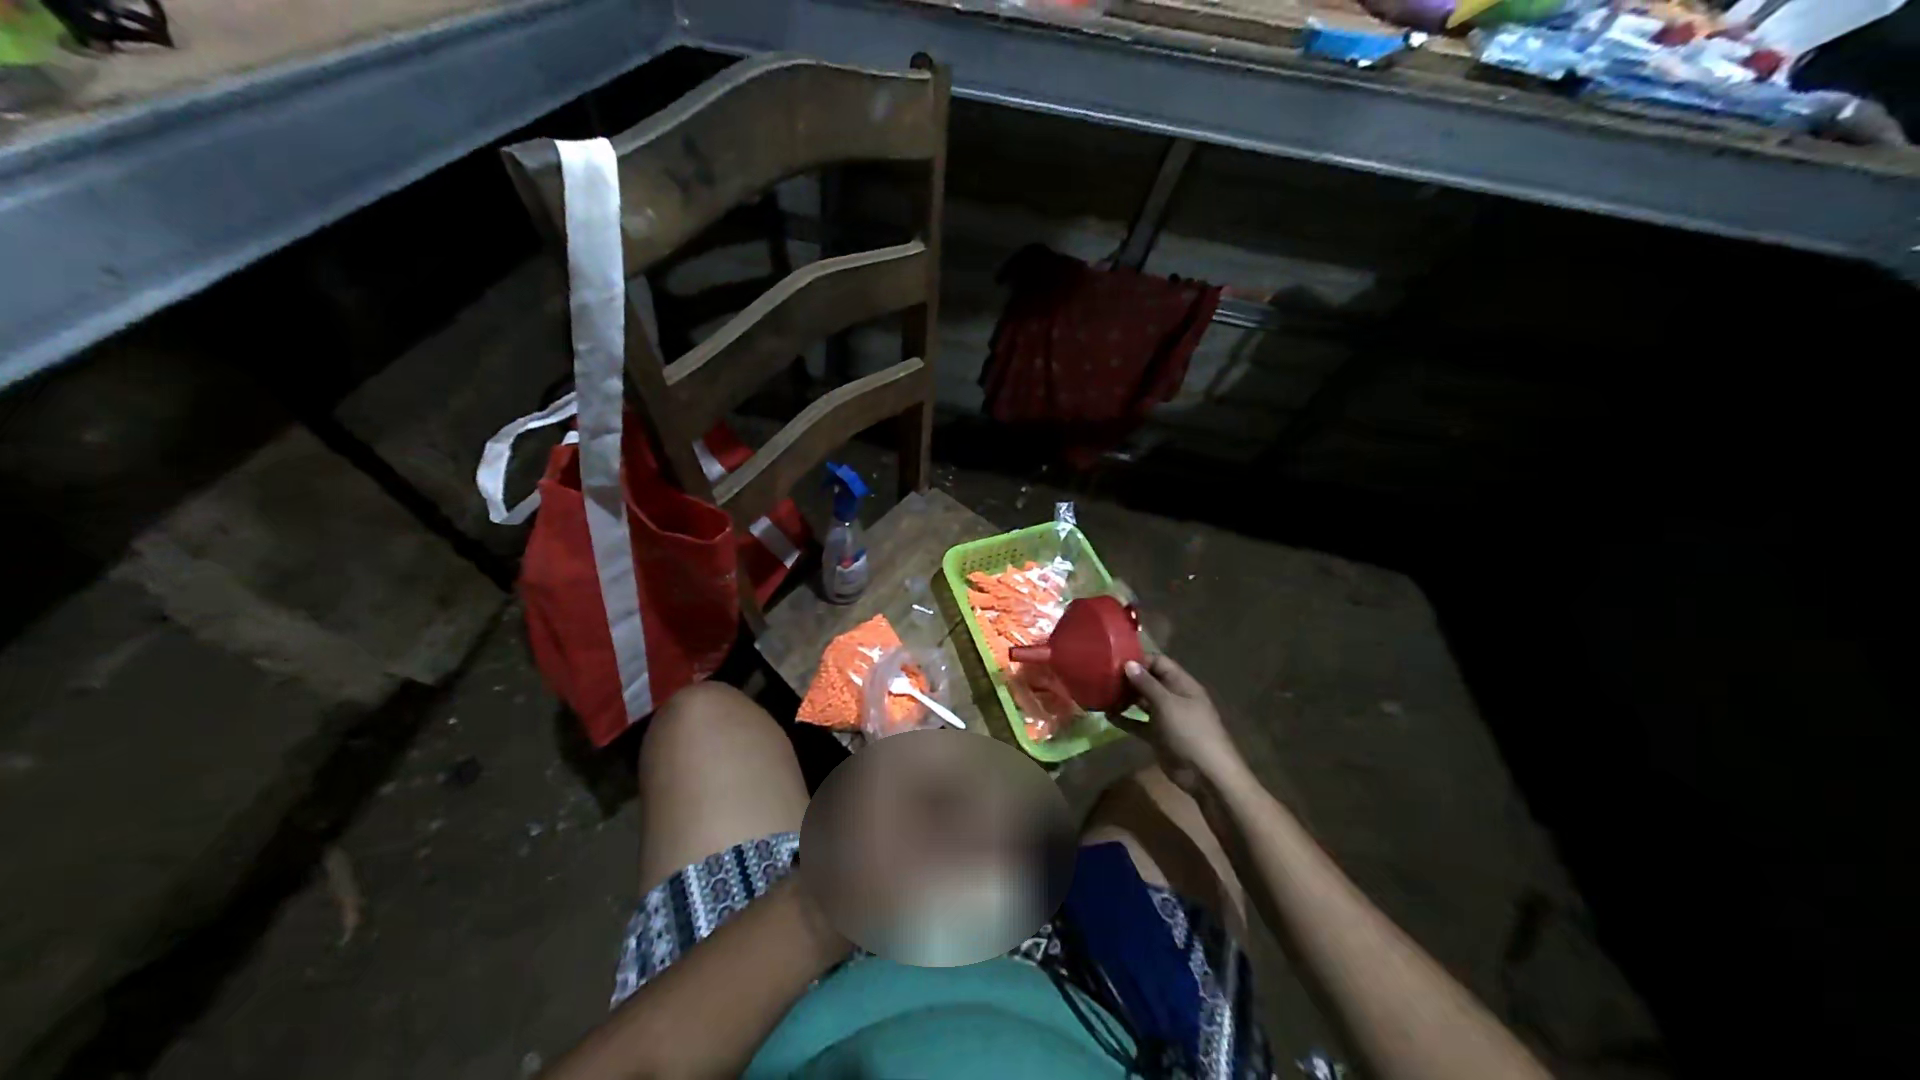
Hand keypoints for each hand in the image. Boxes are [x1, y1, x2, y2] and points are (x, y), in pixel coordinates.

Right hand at [1111, 655, 1247, 794]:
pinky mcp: (1158, 736)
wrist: (1205, 773)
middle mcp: (1174, 697)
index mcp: (1182, 685)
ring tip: (1102, 696)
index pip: (1159, 663)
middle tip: (1104, 679)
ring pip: (1142, 702)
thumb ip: (1147, 684)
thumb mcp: (1167, 704)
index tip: (1115, 662)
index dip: (1140, 660)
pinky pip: (1139, 723)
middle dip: (1128, 680)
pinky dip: (1125, 719)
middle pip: (1149, 682)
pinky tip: (1107, 716)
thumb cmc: (1189, 731)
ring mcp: (1166, 717)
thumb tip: (1128, 663)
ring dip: (1124, 699)